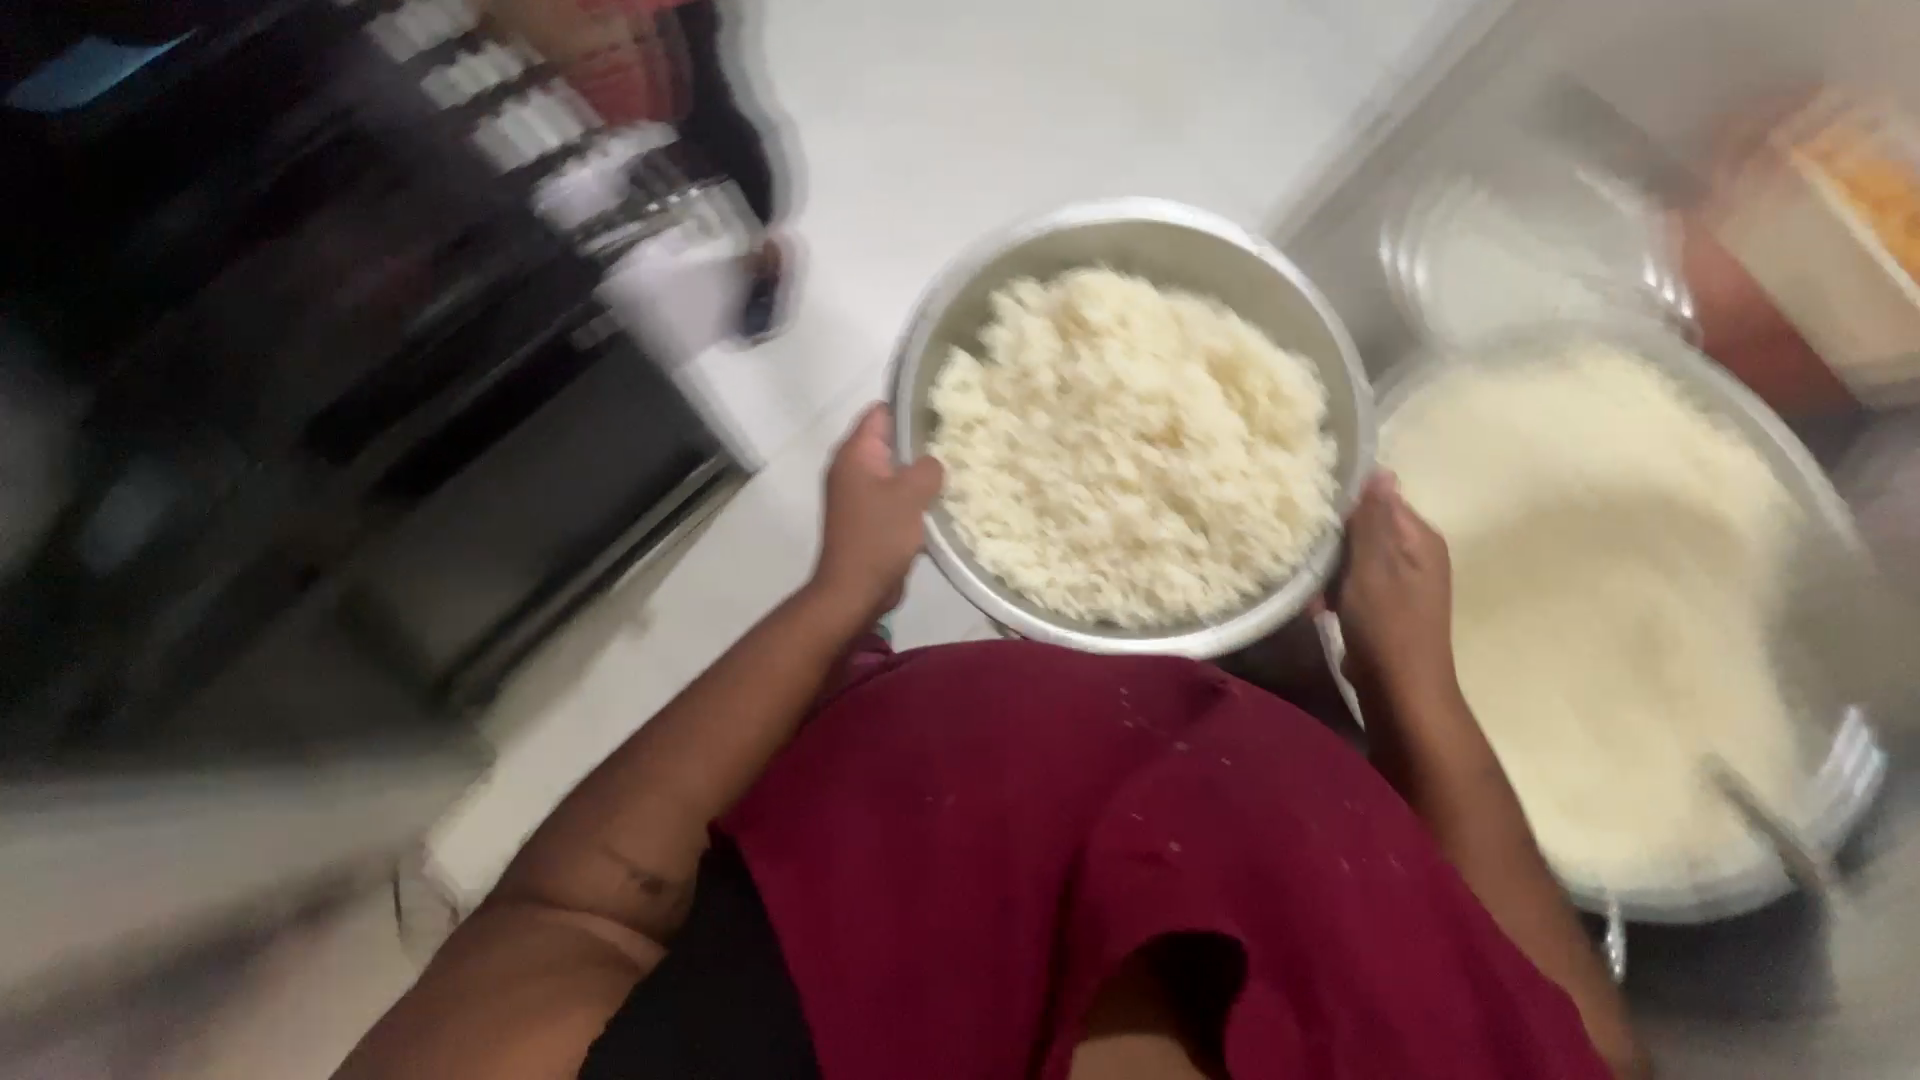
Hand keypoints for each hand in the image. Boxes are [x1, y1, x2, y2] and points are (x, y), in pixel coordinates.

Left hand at [809, 403, 944, 619]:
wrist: (854, 590)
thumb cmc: (879, 537)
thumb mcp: (910, 495)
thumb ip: (927, 468)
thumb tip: (933, 463)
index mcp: (854, 454)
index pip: (881, 412)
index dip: (911, 408)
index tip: (945, 412)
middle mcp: (852, 468)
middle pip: (889, 441)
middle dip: (921, 442)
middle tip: (959, 441)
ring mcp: (858, 495)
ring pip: (895, 471)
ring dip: (920, 474)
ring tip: (956, 470)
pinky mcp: (868, 518)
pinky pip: (895, 497)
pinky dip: (914, 497)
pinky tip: (941, 502)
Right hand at [1332, 471, 1457, 704]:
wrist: (1399, 690)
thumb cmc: (1386, 626)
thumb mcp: (1373, 567)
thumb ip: (1373, 521)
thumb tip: (1380, 469)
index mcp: (1420, 540)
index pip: (1378, 501)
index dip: (1343, 506)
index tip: (1309, 515)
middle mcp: (1415, 555)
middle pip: (1363, 529)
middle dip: (1331, 544)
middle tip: (1306, 559)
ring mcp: (1401, 582)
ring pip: (1353, 558)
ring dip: (1328, 571)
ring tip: (1312, 591)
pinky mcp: (1384, 605)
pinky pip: (1353, 583)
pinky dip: (1334, 592)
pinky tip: (1318, 608)